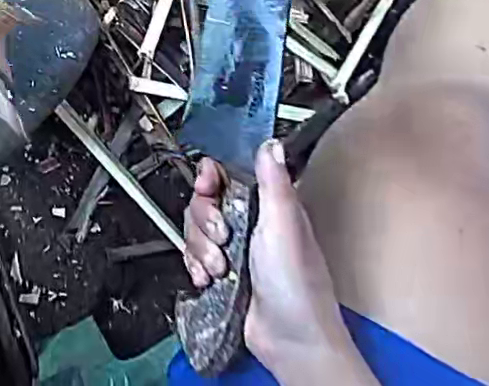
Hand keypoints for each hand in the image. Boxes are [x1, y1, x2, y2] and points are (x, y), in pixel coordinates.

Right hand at [183, 141, 372, 381]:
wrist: (291, 344)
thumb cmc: (297, 287)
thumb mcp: (285, 225)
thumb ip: (274, 182)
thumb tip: (272, 143)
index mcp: (263, 205)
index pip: (222, 174)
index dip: (208, 178)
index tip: (207, 188)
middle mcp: (246, 223)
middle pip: (201, 200)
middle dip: (204, 220)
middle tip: (223, 237)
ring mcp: (232, 249)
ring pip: (193, 228)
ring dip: (201, 248)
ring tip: (221, 267)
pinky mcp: (220, 272)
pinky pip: (190, 255)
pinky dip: (196, 266)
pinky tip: (211, 278)